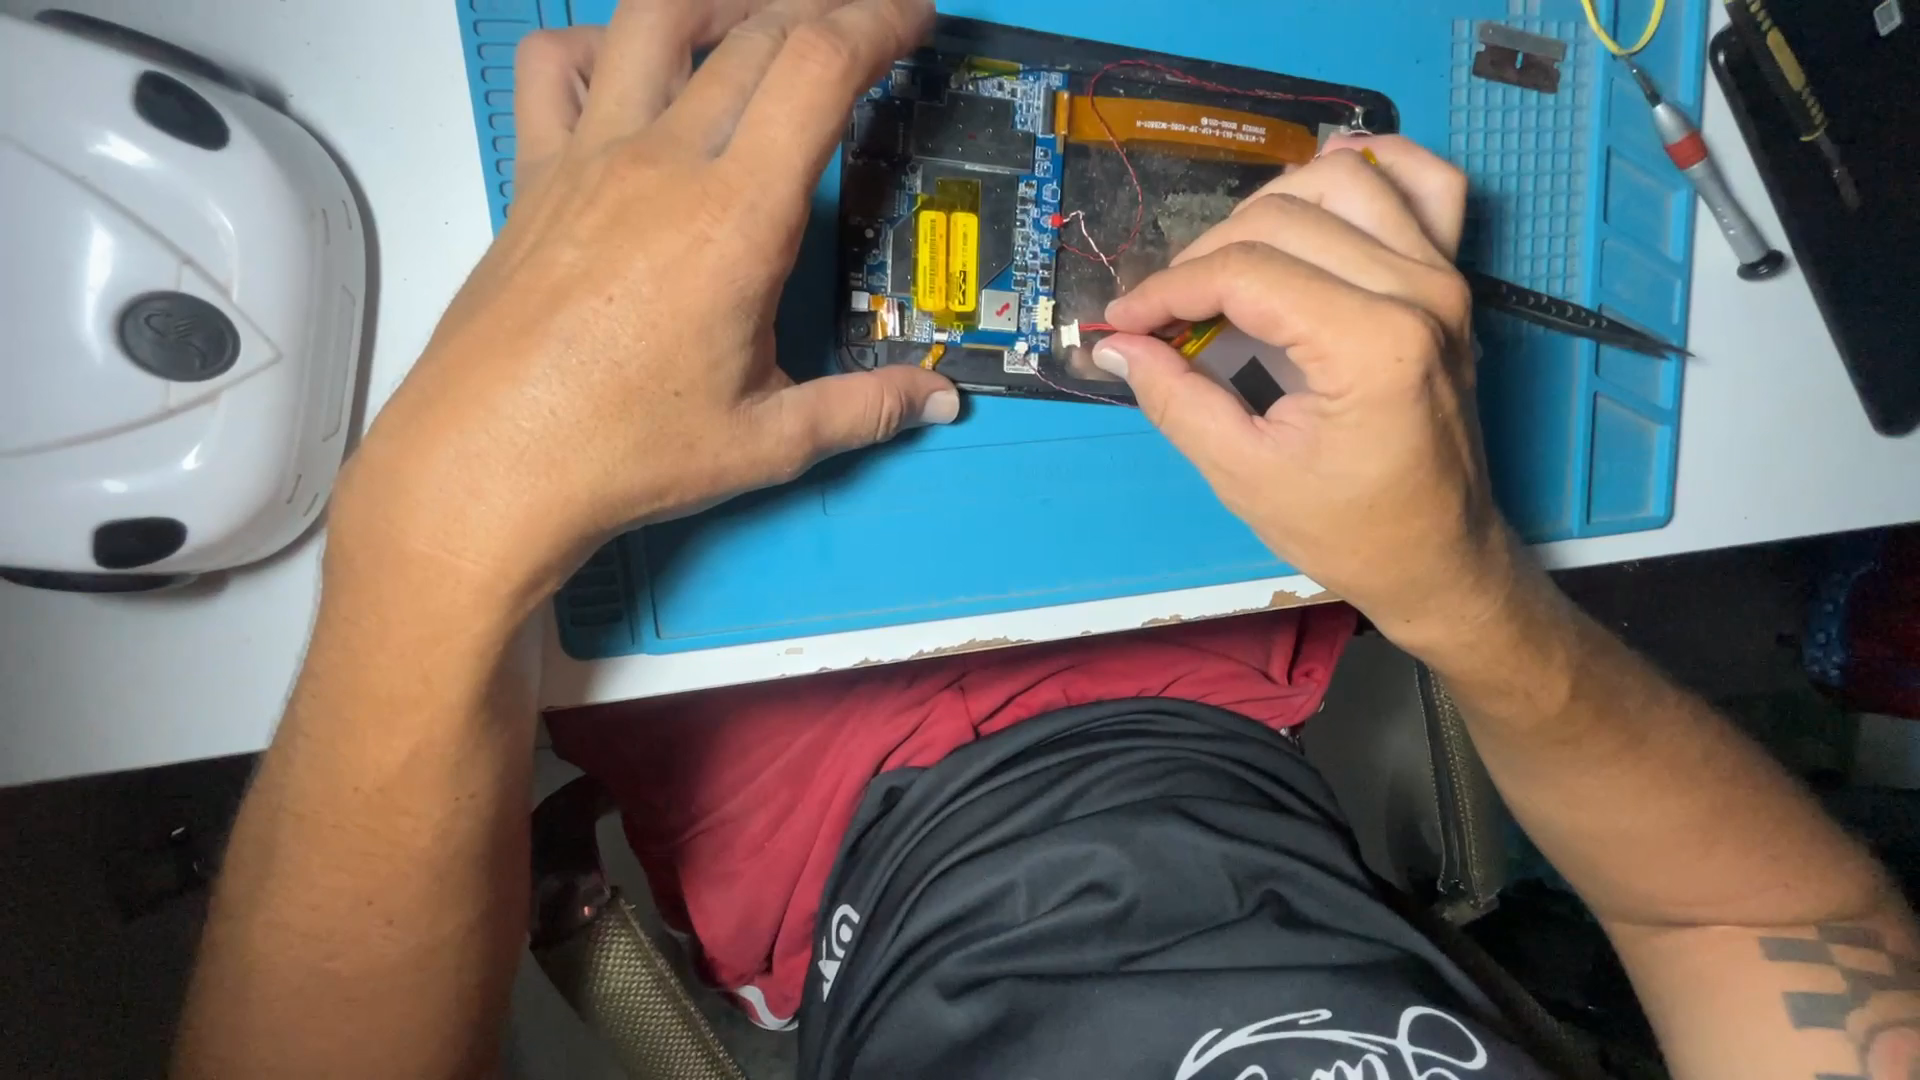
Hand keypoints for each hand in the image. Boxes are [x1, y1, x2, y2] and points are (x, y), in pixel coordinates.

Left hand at [331, 0, 954, 613]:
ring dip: (725, 4)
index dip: (877, 24)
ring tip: (767, 22)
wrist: (490, 463)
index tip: (914, 19)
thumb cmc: (633, 452)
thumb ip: (867, 409)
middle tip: (866, 27)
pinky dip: (609, 44)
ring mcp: (590, 158)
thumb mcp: (771, 440)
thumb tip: (945, 400)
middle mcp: (664, 163)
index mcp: (736, 220)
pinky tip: (638, 75)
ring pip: (656, 19)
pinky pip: (562, 65)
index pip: (818, 69)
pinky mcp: (537, 175)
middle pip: (755, 32)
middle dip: (826, 10)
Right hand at [1091, 137, 1528, 645]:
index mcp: (1367, 344)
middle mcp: (1416, 288)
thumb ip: (1174, 400)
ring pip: (1343, 182)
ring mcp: (1444, 275)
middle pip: (1282, 219)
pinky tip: (1319, 193)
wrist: (1434, 555)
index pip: (1245, 273)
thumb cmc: (1342, 527)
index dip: (1167, 290)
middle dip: (1200, 259)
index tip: (1121, 322)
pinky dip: (1372, 169)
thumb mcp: (1241, 474)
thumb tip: (1115, 345)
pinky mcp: (1452, 280)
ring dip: (1263, 210)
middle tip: (1160, 314)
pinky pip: (1426, 185)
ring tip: (1220, 268)